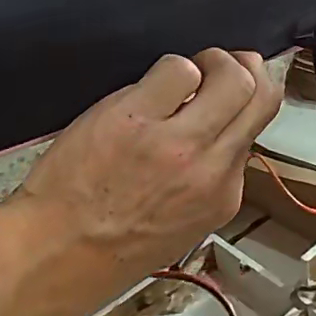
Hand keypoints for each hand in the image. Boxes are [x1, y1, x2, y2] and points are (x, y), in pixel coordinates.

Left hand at [17, 49, 281, 292]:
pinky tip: (151, 86)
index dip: (253, 94)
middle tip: (221, 66)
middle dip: (246, 68)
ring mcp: (175, 141)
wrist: (55, 253)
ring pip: (230, 75)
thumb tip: (222, 124)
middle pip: (261, 93)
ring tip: (185, 74)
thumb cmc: (110, 242)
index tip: (243, 82)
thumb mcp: (186, 222)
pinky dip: (171, 67)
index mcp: (223, 194)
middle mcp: (209, 166)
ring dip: (211, 62)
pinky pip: (177, 68)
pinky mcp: (136, 117)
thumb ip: (213, 174)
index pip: (260, 124)